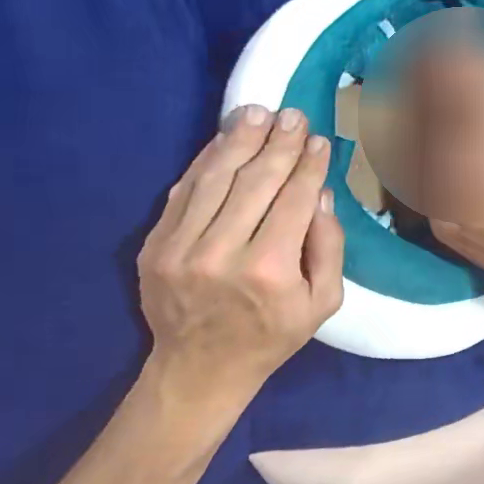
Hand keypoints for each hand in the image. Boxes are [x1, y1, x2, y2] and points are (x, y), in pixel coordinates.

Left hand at [136, 106, 344, 409]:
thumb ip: (328, 248)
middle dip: (278, 143)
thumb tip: (320, 193)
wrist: (199, 370)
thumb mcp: (321, 305)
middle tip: (294, 115)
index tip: (320, 140)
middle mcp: (222, 253)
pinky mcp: (155, 246)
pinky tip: (224, 140)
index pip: (293, 199)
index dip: (308, 165)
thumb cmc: (269, 338)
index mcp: (269, 271)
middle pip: (255, 180)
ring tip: (258, 113)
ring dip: (239, 139)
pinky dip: (205, 161)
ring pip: (215, 177)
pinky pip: (183, 191)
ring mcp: (181, 248)